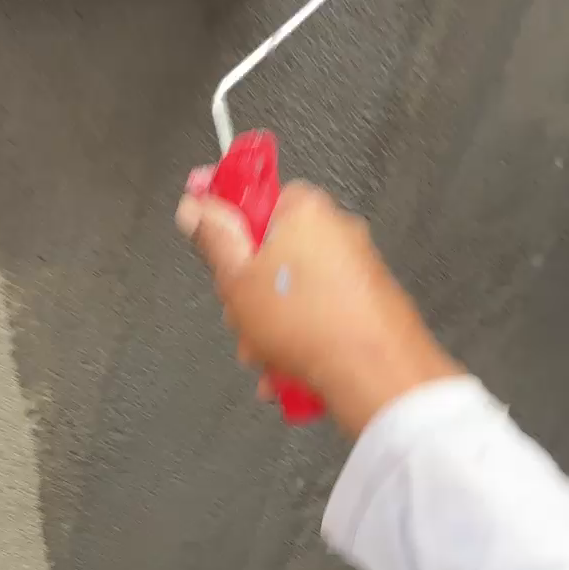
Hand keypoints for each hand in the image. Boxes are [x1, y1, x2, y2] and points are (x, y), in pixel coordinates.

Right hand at [175, 170, 461, 436]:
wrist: (372, 375)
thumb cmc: (312, 327)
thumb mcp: (235, 279)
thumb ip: (211, 236)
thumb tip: (195, 206)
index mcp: (304, 211)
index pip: (253, 194)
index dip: (224, 220)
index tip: (208, 237)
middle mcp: (335, 230)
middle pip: (266, 249)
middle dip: (245, 288)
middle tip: (238, 308)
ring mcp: (354, 266)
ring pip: (286, 288)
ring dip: (265, 321)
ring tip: (264, 347)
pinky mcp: (364, 300)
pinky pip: (312, 311)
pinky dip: (294, 335)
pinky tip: (284, 363)